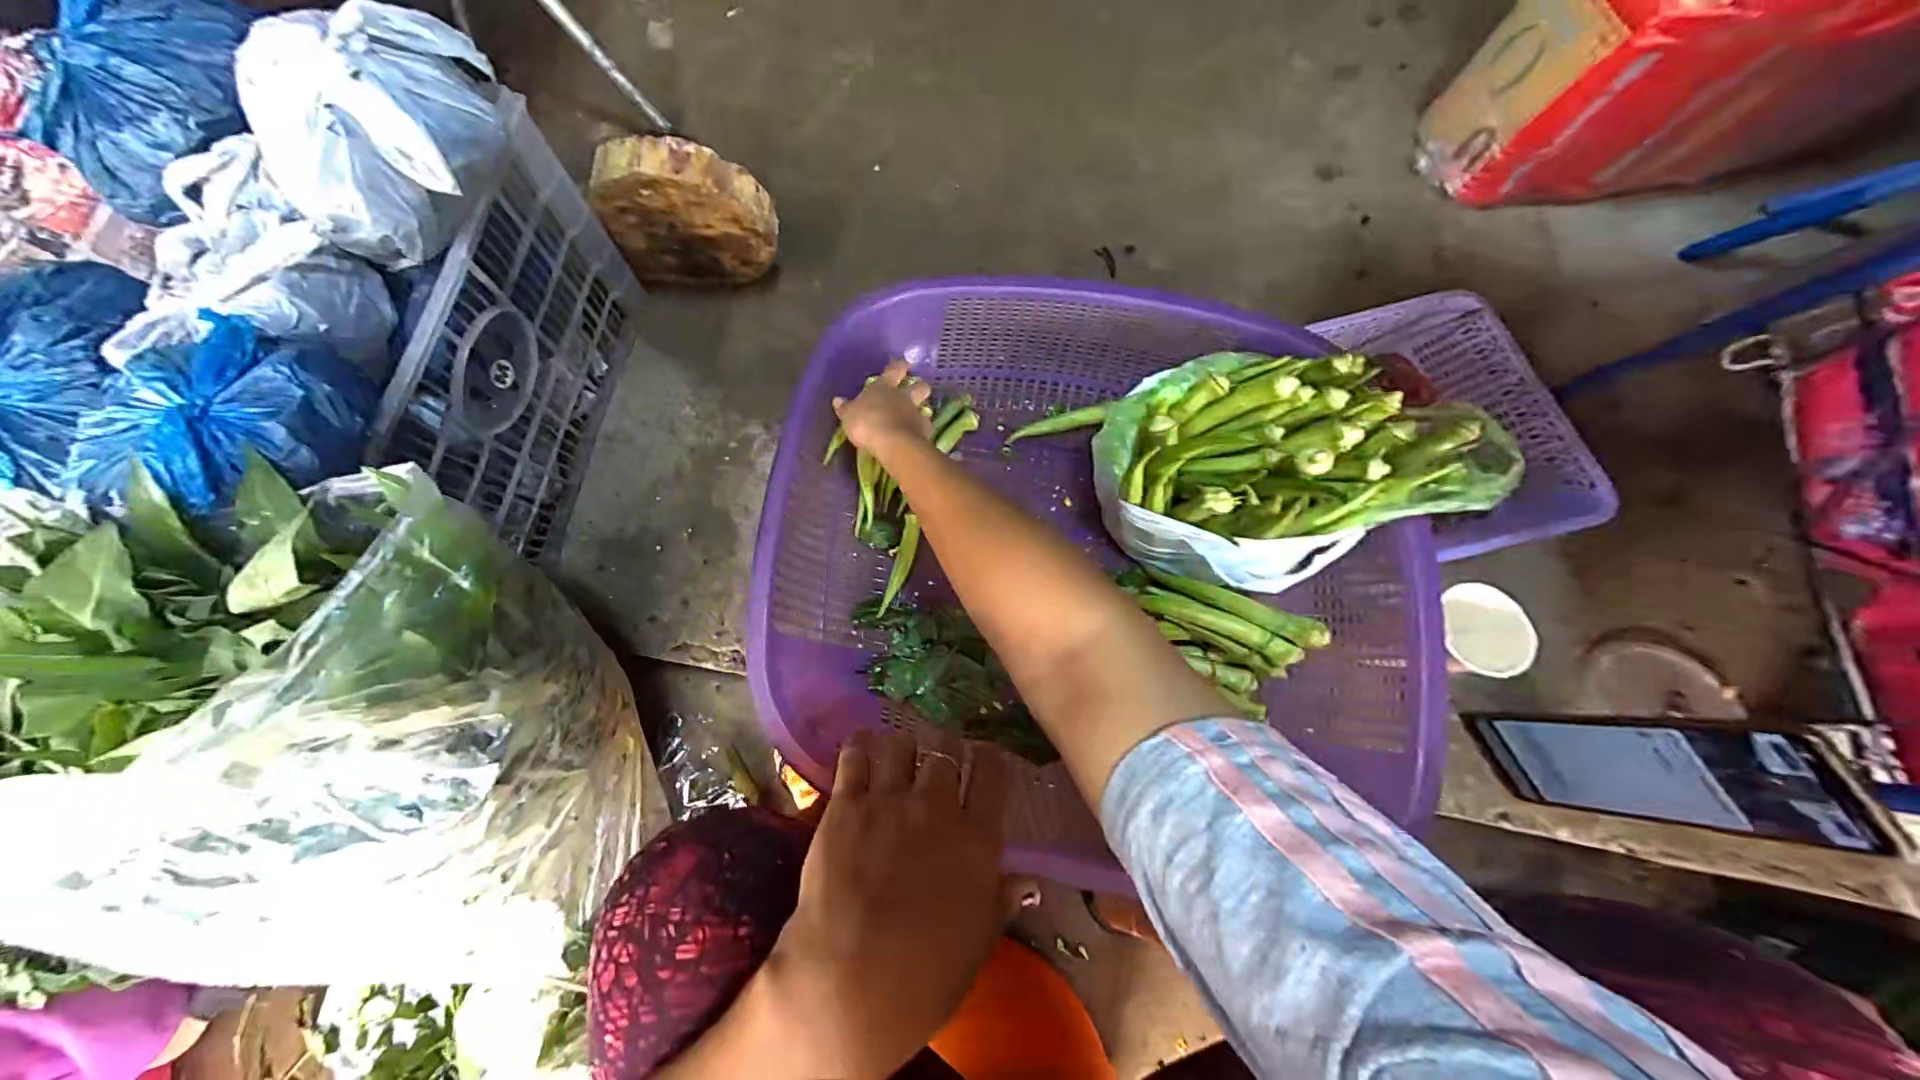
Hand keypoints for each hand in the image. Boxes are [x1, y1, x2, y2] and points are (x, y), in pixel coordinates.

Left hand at [762, 731, 1033, 1077]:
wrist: (850, 984)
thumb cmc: (924, 976)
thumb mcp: (978, 942)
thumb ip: (1001, 901)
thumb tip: (1028, 881)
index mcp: (977, 839)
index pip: (992, 772)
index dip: (987, 758)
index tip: (981, 759)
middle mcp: (936, 808)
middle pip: (945, 750)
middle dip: (943, 750)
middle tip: (935, 763)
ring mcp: (888, 802)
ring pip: (900, 744)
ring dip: (902, 747)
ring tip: (896, 759)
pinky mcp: (845, 806)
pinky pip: (856, 756)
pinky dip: (861, 746)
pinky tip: (862, 749)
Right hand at [834, 359, 932, 455]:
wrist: (893, 442)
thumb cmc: (866, 423)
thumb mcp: (849, 416)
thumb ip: (845, 408)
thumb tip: (837, 400)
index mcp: (883, 387)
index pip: (894, 369)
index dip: (898, 366)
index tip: (902, 364)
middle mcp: (903, 396)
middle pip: (919, 386)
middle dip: (919, 386)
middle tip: (916, 390)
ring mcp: (916, 412)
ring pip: (925, 405)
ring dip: (923, 409)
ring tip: (917, 417)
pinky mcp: (924, 430)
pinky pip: (926, 426)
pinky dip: (922, 430)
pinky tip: (918, 435)